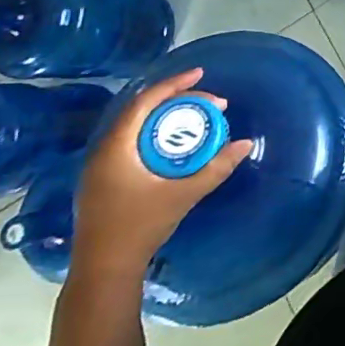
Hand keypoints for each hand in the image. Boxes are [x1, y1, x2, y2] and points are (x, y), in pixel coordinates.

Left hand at [72, 68, 254, 277]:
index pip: (145, 101)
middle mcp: (103, 149)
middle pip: (139, 110)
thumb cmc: (139, 227)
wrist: (103, 271)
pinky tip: (171, 144)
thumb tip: (245, 144)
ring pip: (134, 127)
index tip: (200, 74)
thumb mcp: (182, 195)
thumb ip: (215, 168)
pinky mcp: (102, 180)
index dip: (174, 84)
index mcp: (116, 145)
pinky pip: (130, 142)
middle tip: (205, 100)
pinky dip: (153, 134)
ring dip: (163, 118)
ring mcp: (99, 166)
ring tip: (192, 117)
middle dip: (173, 99)